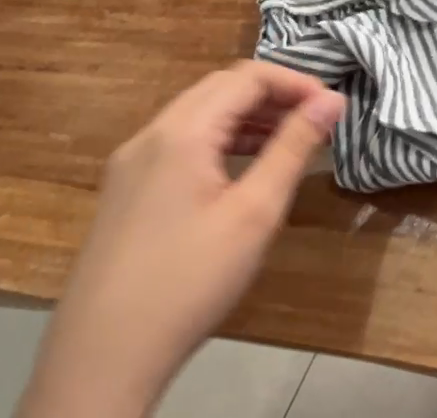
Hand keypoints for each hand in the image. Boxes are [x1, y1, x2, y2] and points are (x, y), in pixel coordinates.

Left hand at [18, 62, 345, 417]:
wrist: (102, 359)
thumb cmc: (189, 280)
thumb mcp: (256, 211)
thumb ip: (295, 147)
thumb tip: (333, 99)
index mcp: (180, 134)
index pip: (247, 78)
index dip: (297, 82)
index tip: (334, 107)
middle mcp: (149, 137)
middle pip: (220, 88)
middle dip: (274, 94)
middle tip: (318, 119)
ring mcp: (130, 166)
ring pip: (199, 115)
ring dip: (249, 116)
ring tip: (292, 140)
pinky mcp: (125, 193)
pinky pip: (181, 143)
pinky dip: (222, 139)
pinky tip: (245, 168)